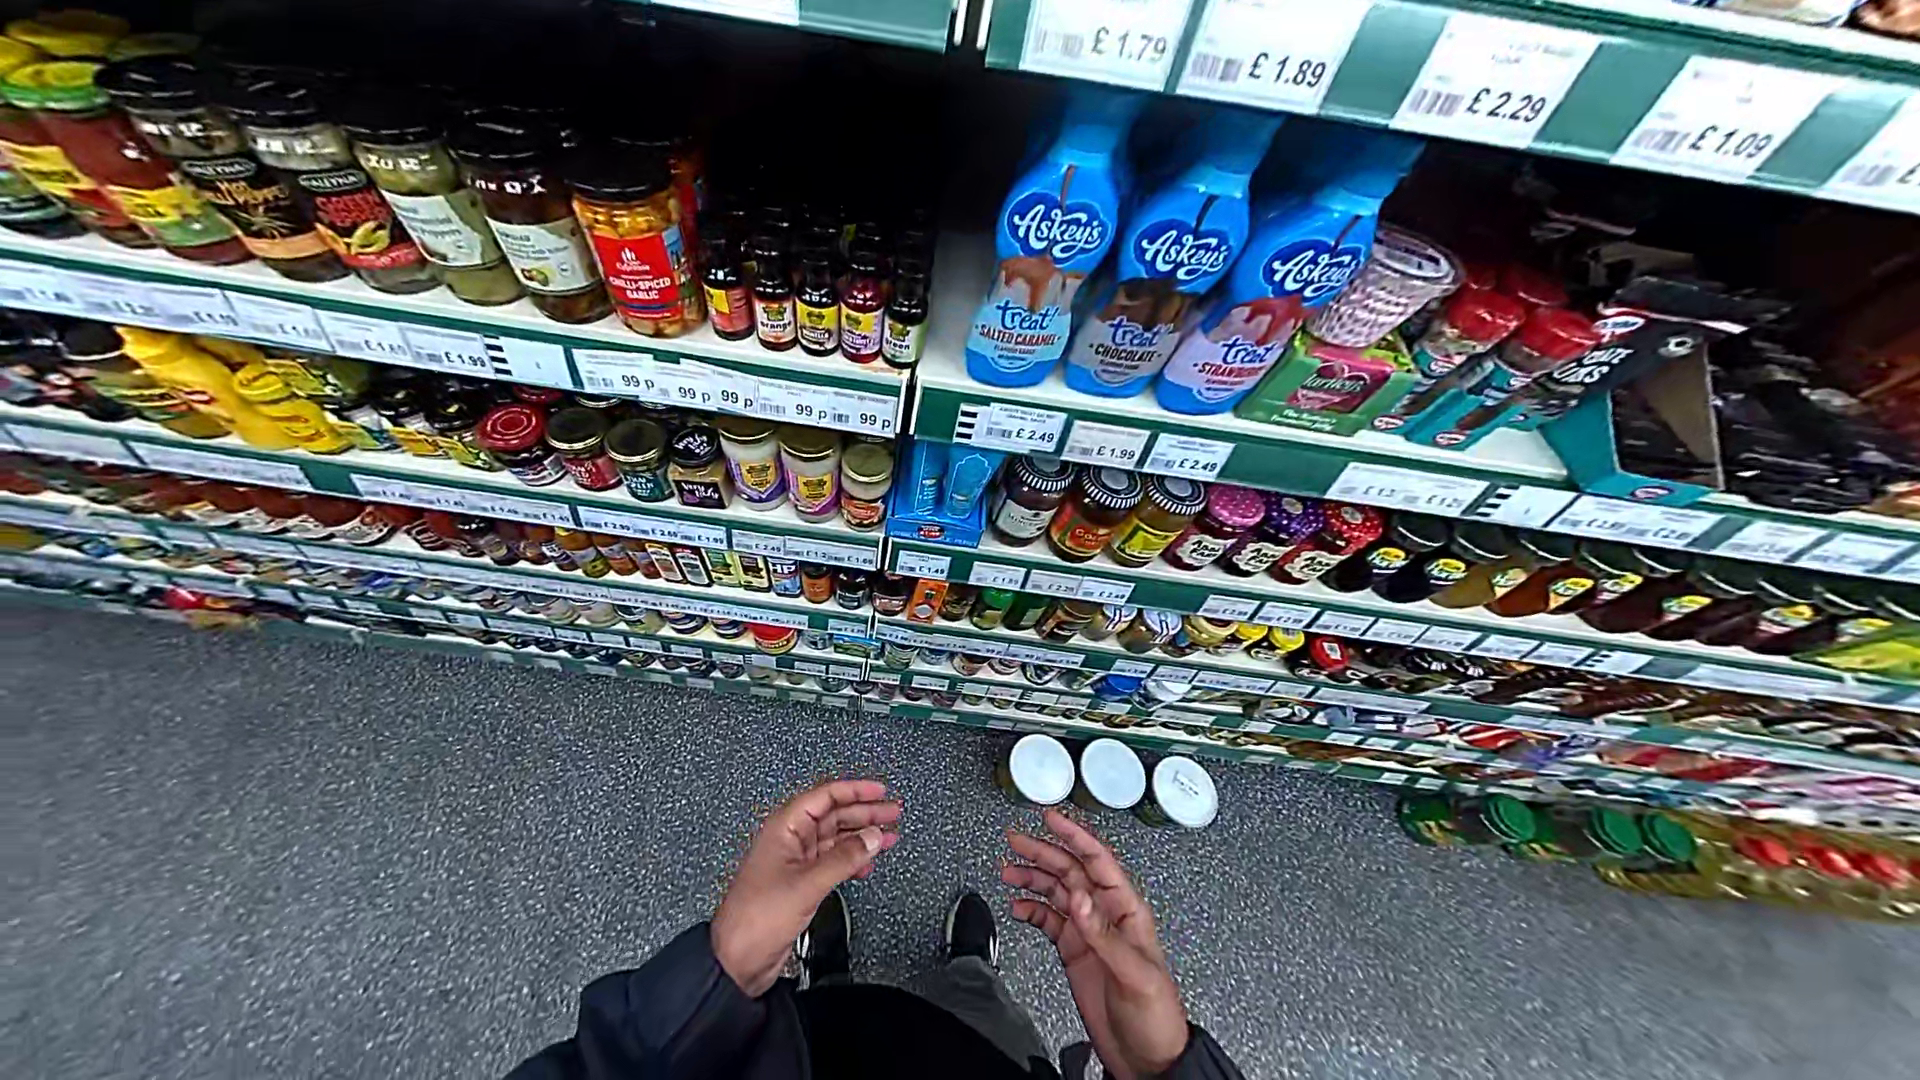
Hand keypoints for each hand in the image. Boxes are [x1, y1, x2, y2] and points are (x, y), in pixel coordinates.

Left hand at [711, 780, 900, 996]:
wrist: (736, 963)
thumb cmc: (754, 919)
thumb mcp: (806, 883)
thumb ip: (844, 858)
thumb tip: (872, 837)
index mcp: (785, 827)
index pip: (826, 795)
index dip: (856, 790)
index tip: (880, 791)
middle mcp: (792, 839)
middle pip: (835, 814)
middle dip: (865, 812)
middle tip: (892, 812)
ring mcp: (797, 861)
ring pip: (838, 837)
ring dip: (863, 836)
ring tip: (888, 835)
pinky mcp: (802, 882)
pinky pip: (835, 860)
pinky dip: (854, 860)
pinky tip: (867, 863)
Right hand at [1002, 811, 1188, 1078]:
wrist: (1148, 1061)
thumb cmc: (1156, 1017)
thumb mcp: (1135, 973)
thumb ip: (1104, 935)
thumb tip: (1078, 898)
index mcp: (1125, 909)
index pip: (1097, 859)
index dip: (1074, 835)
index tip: (1052, 819)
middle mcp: (1104, 914)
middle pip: (1069, 869)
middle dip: (1042, 851)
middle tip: (1016, 840)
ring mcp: (1088, 931)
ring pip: (1055, 890)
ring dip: (1032, 877)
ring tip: (1009, 870)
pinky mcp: (1074, 950)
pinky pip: (1048, 919)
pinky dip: (1031, 909)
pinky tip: (1018, 907)